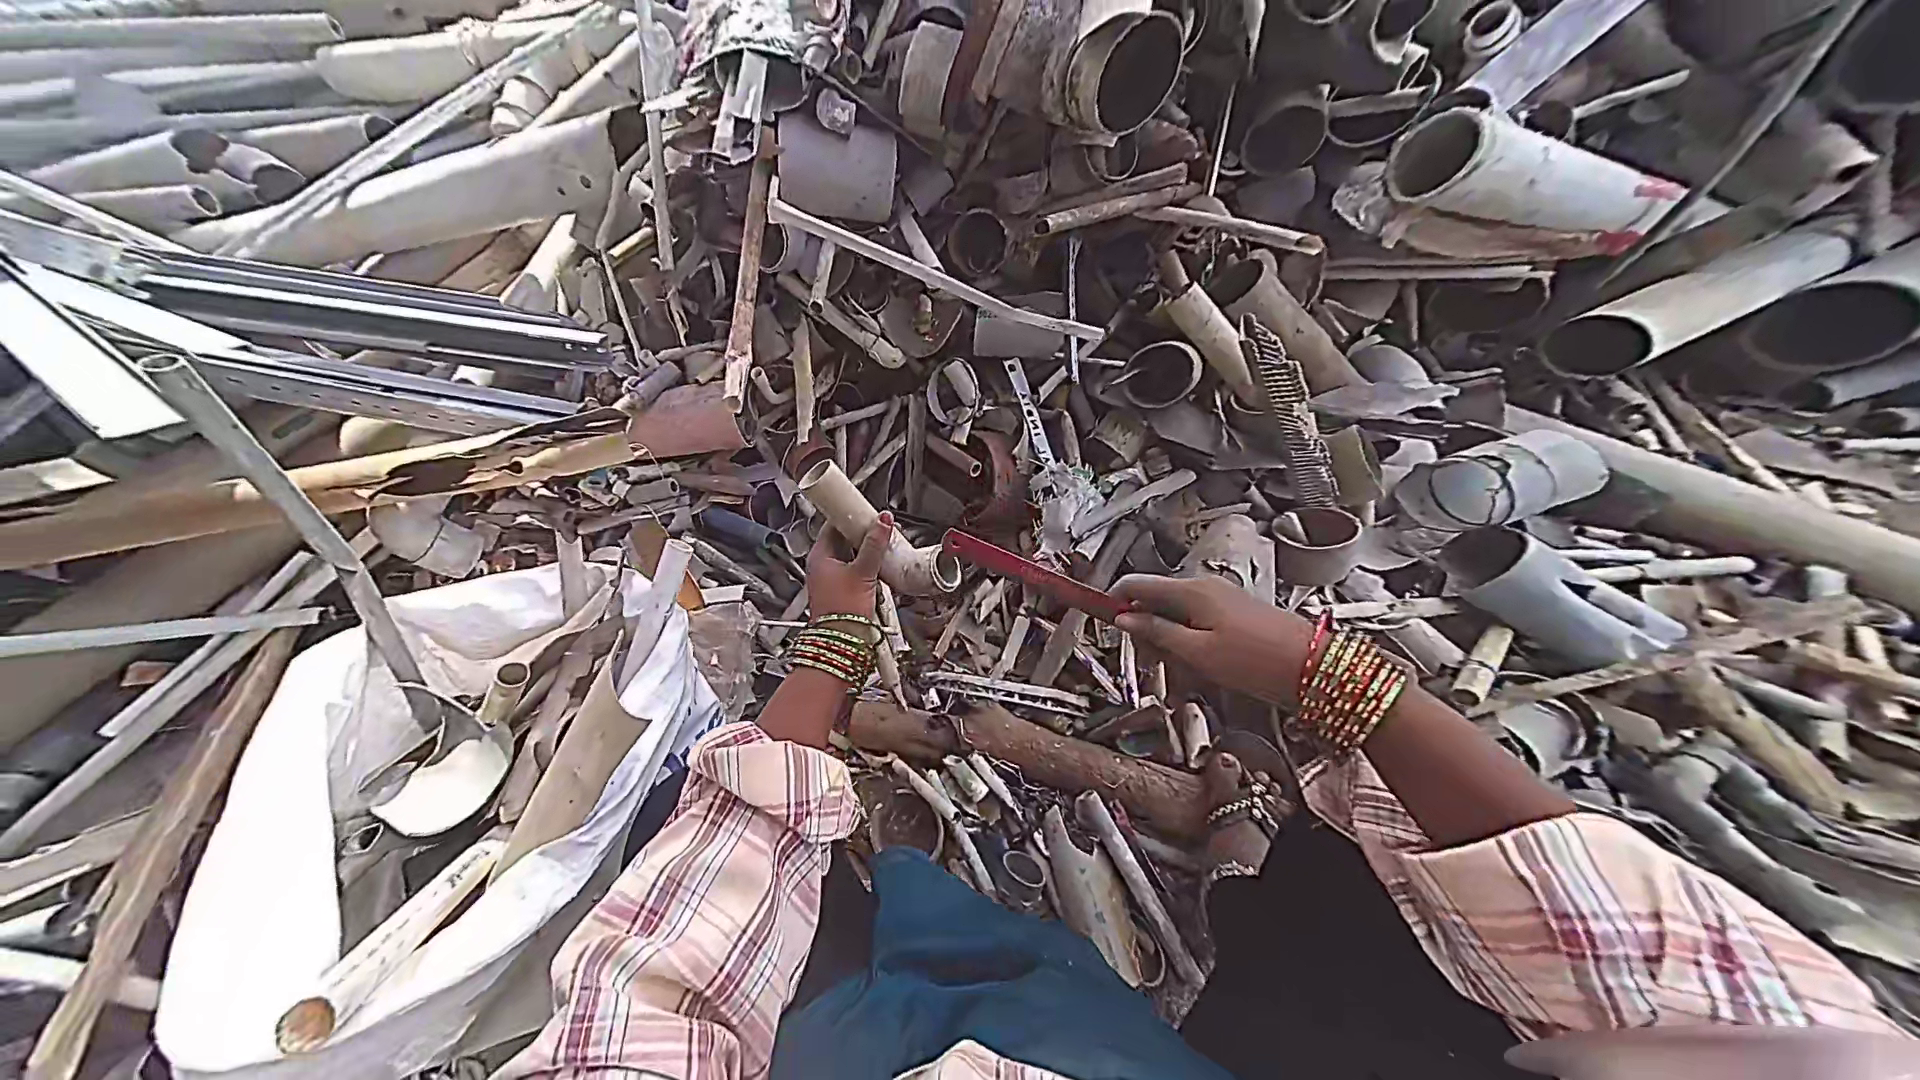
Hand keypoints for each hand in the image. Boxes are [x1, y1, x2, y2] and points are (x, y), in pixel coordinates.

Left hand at [807, 513, 890, 617]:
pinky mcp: (845, 592)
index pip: (833, 525)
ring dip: (869, 553)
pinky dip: (870, 569)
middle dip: (864, 536)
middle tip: (880, 531)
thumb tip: (882, 522)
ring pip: (853, 556)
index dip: (850, 516)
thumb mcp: (862, 572)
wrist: (842, 643)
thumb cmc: (841, 612)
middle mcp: (823, 567)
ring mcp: (834, 580)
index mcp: (819, 557)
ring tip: (883, 550)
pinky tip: (881, 570)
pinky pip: (858, 572)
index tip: (866, 512)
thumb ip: (874, 545)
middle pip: (845, 540)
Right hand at [1112, 574, 1315, 705]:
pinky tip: (1197, 669)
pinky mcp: (1232, 613)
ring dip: (1166, 642)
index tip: (1102, 623)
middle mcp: (1203, 587)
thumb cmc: (1255, 661)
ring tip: (1178, 674)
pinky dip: (1186, 643)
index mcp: (1190, 590)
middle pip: (1154, 600)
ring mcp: (1219, 599)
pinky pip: (1195, 623)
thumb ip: (1156, 632)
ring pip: (1174, 615)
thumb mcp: (1197, 653)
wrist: (1315, 669)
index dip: (1114, 599)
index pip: (1136, 583)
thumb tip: (1124, 618)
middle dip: (1143, 630)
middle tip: (1149, 663)